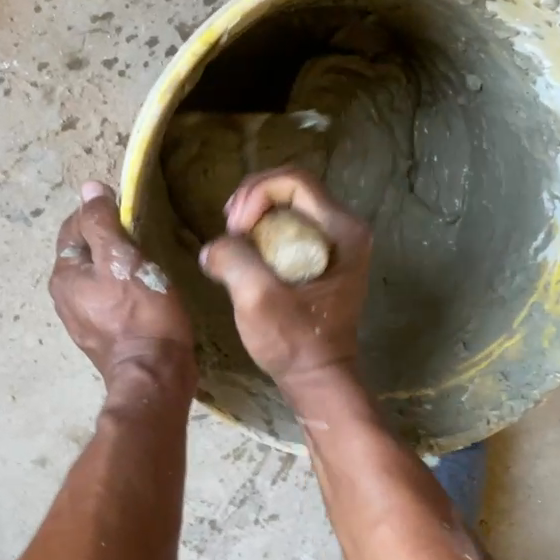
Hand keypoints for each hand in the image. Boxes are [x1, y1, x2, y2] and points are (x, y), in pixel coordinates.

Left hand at [49, 182, 195, 390]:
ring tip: (145, 263)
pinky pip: (107, 300)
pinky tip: (143, 292)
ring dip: (115, 266)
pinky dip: (121, 289)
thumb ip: (102, 222)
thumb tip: (89, 188)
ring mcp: (81, 320)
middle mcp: (63, 296)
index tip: (129, 213)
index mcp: (64, 274)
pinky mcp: (101, 337)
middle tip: (141, 237)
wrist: (154, 375)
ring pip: (95, 277)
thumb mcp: (124, 259)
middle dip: (106, 240)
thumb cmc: (141, 313)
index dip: (99, 213)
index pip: (73, 227)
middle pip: (83, 253)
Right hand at [199, 167, 371, 387]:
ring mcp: (335, 243)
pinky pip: (287, 228)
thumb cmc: (294, 342)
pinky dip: (261, 233)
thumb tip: (213, 248)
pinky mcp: (321, 258)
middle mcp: (346, 229)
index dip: (257, 193)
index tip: (235, 228)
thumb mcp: (258, 300)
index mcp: (343, 230)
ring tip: (232, 241)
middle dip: (252, 201)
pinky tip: (244, 253)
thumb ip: (233, 261)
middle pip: (290, 188)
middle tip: (228, 230)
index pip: (294, 181)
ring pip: (287, 207)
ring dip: (254, 217)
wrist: (318, 378)